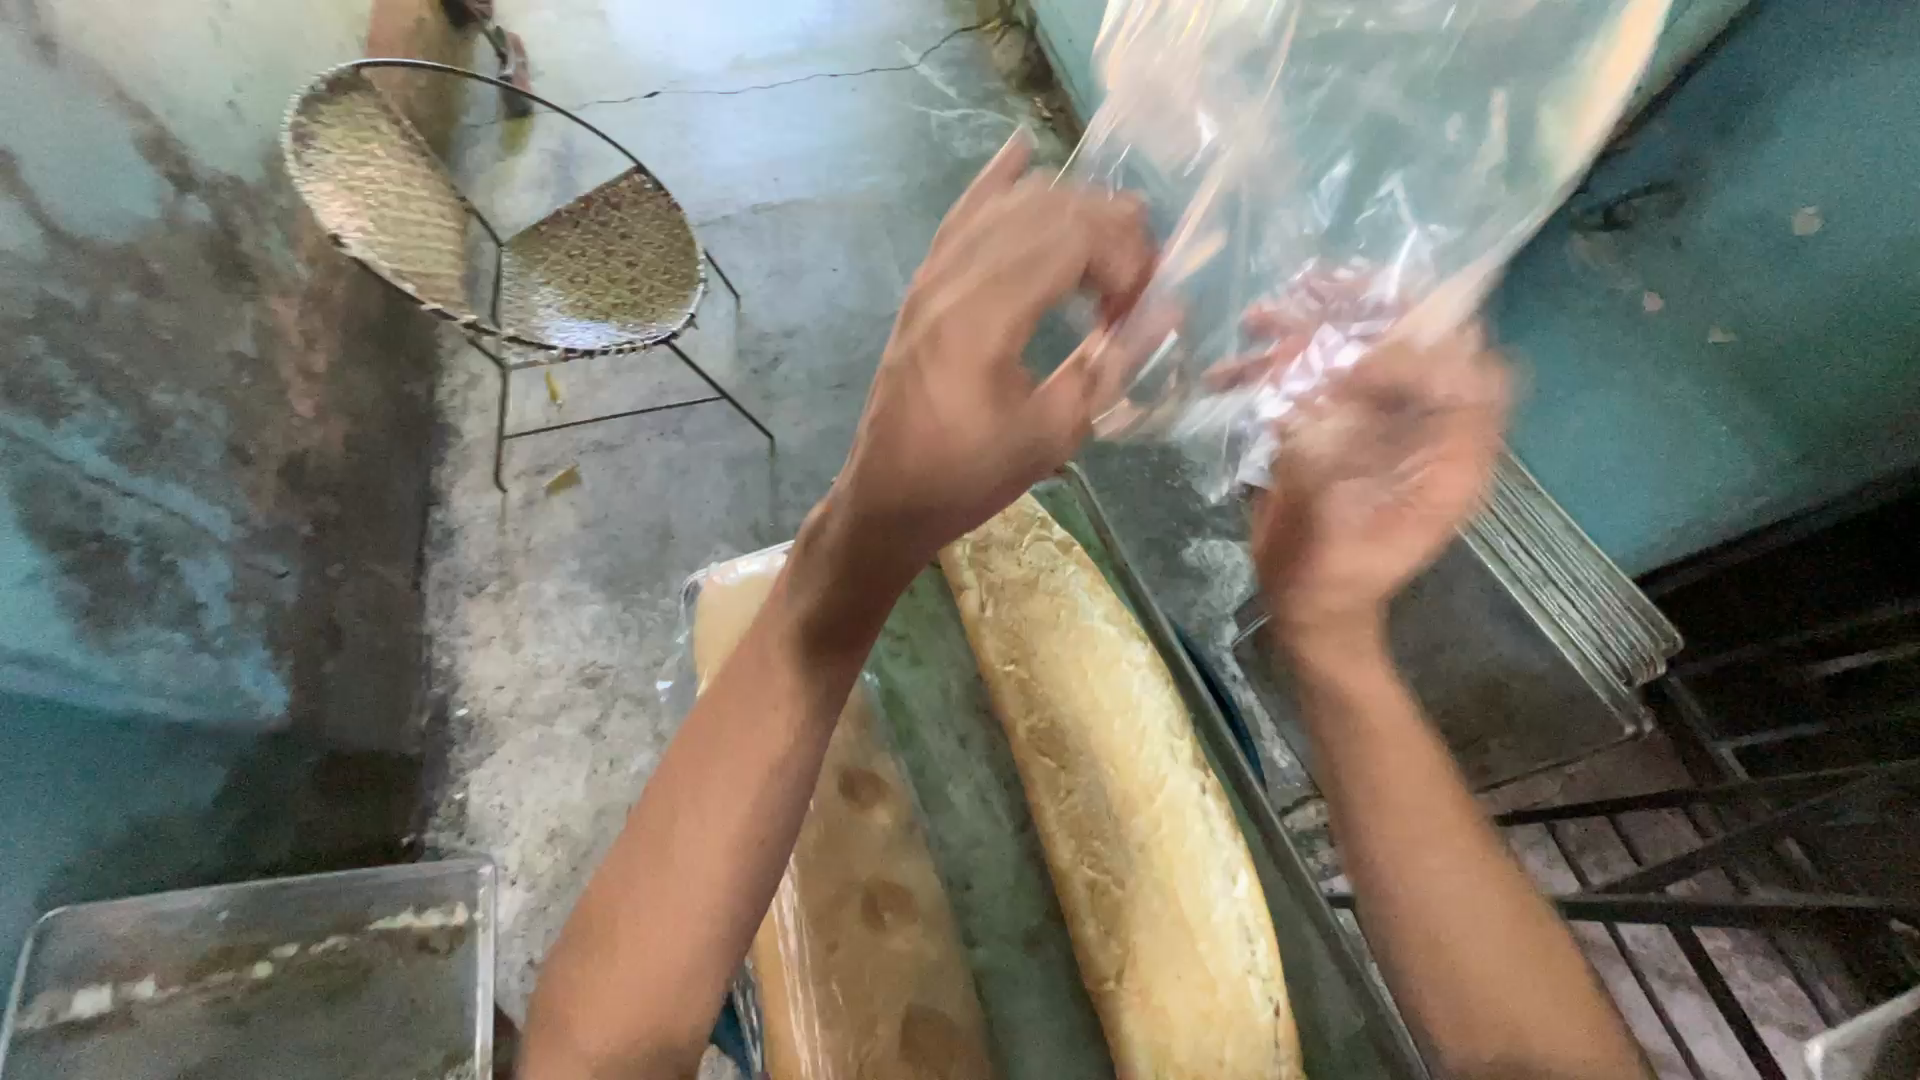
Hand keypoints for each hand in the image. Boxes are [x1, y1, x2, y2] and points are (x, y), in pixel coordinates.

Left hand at [804, 132, 1156, 594]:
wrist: (888, 496)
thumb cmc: (968, 477)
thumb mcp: (1052, 437)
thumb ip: (1111, 365)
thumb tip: (1168, 310)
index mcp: (985, 317)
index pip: (1074, 238)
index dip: (1127, 256)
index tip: (1143, 306)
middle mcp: (954, 279)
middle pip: (1046, 209)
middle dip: (1110, 228)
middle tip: (1140, 277)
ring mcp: (931, 277)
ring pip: (1008, 204)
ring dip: (1069, 209)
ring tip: (1109, 244)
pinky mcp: (921, 286)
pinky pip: (961, 216)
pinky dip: (998, 185)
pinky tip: (1022, 154)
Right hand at [1252, 323, 1508, 647]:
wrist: (1308, 605)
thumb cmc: (1338, 581)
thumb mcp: (1341, 532)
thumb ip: (1336, 467)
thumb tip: (1322, 393)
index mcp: (1452, 455)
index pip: (1465, 371)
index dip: (1421, 348)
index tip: (1353, 359)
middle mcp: (1423, 429)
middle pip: (1414, 344)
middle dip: (1361, 309)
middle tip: (1309, 286)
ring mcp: (1378, 428)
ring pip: (1361, 354)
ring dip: (1308, 330)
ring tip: (1257, 319)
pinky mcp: (1336, 433)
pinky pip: (1316, 382)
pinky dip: (1274, 368)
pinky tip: (1231, 369)